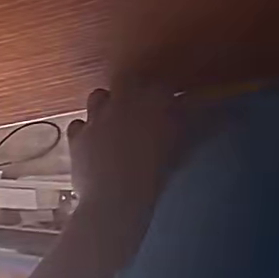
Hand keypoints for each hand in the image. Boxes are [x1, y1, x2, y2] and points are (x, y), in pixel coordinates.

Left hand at [66, 82, 180, 222]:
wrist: (117, 196)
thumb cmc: (157, 170)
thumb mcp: (182, 145)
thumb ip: (188, 123)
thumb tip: (201, 111)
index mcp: (152, 100)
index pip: (161, 85)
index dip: (165, 93)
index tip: (170, 103)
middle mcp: (123, 101)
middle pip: (127, 81)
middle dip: (134, 88)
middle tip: (140, 105)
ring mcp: (96, 117)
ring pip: (98, 96)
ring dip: (107, 103)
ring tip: (115, 118)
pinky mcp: (77, 136)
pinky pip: (78, 123)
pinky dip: (86, 128)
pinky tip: (94, 139)